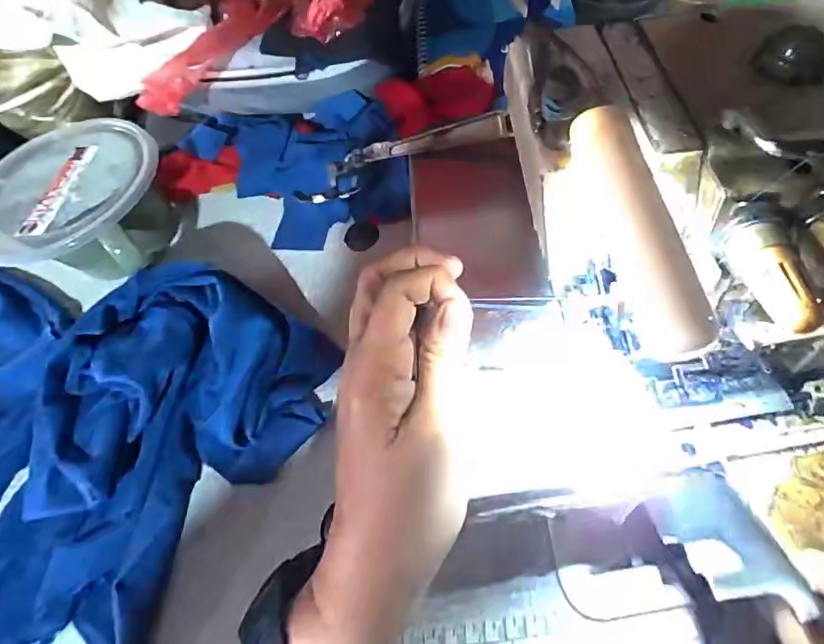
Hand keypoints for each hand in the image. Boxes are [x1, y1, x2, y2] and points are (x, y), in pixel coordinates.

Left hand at [290, 247, 474, 643]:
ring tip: (450, 287)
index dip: (431, 278)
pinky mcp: (372, 390)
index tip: (466, 295)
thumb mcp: (440, 425)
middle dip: (412, 264)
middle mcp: (357, 361)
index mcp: (371, 367)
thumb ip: (442, 356)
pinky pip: (384, 330)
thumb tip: (452, 298)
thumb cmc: (414, 498)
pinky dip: (409, 309)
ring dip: (409, 282)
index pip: (394, 292)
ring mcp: (361, 375)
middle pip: (372, 286)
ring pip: (374, 305)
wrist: (378, 559)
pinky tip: (438, 322)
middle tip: (455, 269)